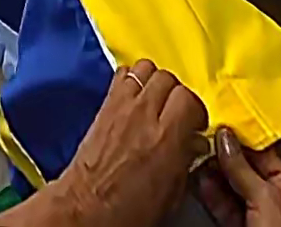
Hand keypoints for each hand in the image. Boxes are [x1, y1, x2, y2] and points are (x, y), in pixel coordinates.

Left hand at [0, 60, 207, 226]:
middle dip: (177, 93)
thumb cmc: (125, 213)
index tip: (195, 123)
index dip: (195, 110)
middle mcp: (144, 114)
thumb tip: (194, 143)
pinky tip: (135, 96)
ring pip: (146, 68)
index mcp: (165, 139)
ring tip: (156, 99)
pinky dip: (132, 78)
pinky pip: (124, 72)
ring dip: (154, 81)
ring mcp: (123, 104)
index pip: (189, 98)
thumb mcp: (169, 196)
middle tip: (176, 112)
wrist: (85, 212)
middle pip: (169, 78)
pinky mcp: (106, 102)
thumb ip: (186, 161)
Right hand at [195, 127, 280, 226]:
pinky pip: (228, 213)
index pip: (265, 155)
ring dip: (214, 176)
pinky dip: (213, 198)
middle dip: (224, 157)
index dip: (242, 139)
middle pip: (249, 173)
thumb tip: (227, 138)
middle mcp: (279, 207)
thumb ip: (245, 171)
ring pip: (235, 194)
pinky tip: (201, 184)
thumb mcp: (268, 202)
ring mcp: (261, 225)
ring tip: (196, 158)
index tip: (220, 124)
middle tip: (202, 139)